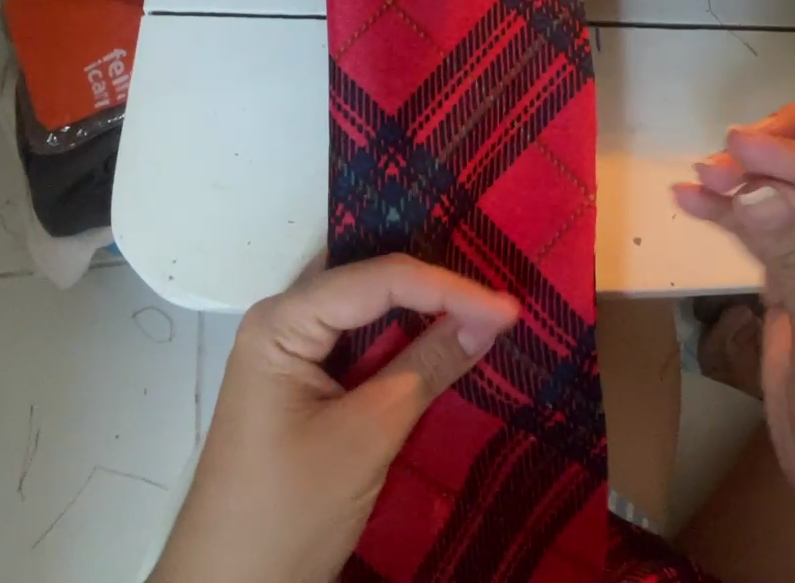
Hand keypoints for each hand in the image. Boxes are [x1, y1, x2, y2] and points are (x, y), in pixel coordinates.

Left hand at [149, 255, 518, 582]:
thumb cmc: (288, 514)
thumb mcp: (367, 437)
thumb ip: (428, 366)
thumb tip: (491, 320)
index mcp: (283, 320)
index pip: (380, 280)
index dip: (450, 288)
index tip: (511, 310)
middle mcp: (285, 316)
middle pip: (372, 280)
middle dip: (437, 284)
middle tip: (499, 298)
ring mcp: (291, 346)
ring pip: (369, 306)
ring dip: (424, 307)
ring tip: (484, 309)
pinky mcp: (303, 376)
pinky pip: (361, 337)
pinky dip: (405, 337)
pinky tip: (443, 335)